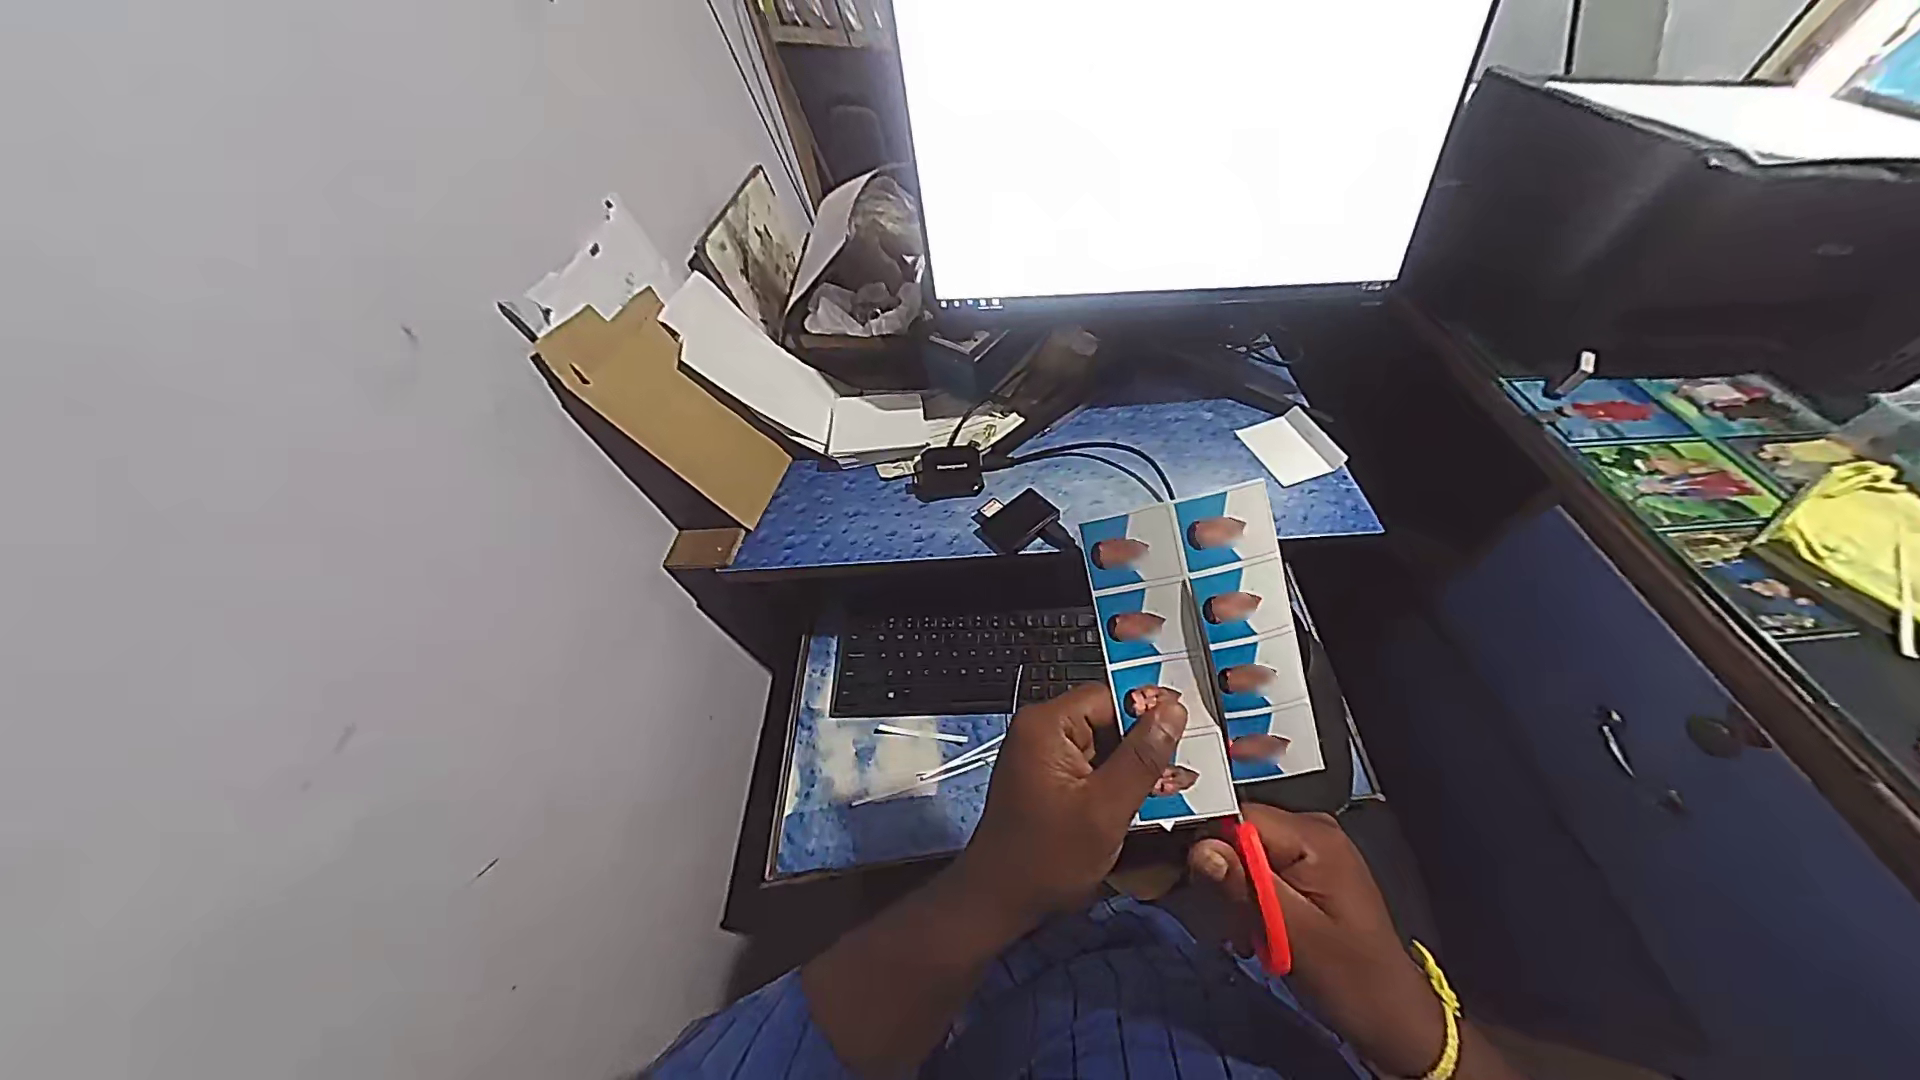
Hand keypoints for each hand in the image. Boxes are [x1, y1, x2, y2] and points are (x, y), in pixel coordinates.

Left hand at [951, 683, 1187, 922]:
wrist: (1001, 898)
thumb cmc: (1047, 856)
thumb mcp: (1106, 807)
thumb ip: (1142, 757)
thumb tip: (1172, 710)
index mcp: (1046, 724)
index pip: (1107, 696)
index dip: (1147, 713)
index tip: (1185, 734)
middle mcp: (1041, 729)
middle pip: (1106, 719)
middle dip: (1144, 746)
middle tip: (1180, 773)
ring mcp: (1043, 753)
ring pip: (1103, 744)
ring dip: (1134, 767)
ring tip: (1168, 792)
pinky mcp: (1048, 776)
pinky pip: (1091, 766)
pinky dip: (1116, 781)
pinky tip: (1143, 802)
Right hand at [1188, 805, 1446, 1076]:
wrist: (1394, 1017)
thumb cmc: (1352, 979)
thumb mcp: (1294, 936)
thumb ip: (1246, 887)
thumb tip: (1200, 848)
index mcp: (1314, 836)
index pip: (1237, 817)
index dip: (1215, 850)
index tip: (1213, 891)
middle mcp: (1311, 828)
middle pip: (1238, 832)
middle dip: (1226, 876)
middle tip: (1238, 923)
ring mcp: (1309, 845)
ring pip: (1242, 850)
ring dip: (1236, 891)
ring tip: (1250, 931)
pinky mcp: (1304, 863)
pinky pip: (1257, 864)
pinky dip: (1250, 894)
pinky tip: (1259, 924)